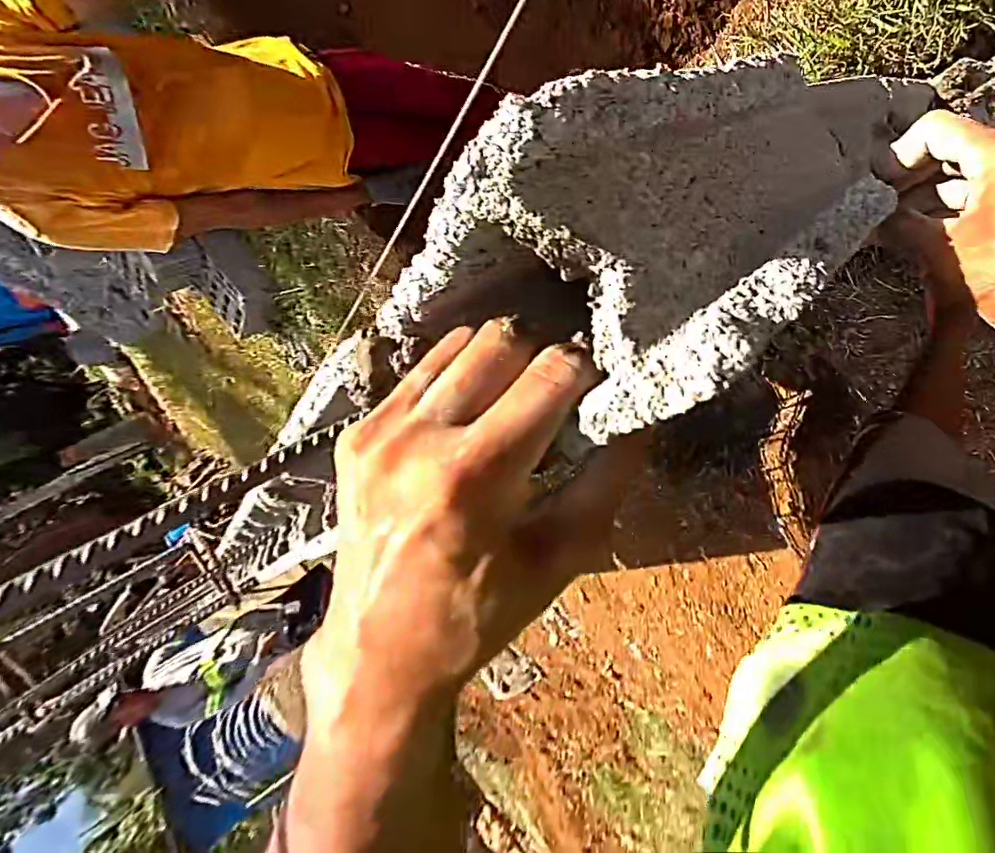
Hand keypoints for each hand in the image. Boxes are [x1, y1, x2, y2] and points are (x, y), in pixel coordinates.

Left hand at [302, 320, 645, 723]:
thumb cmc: (482, 613)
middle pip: (505, 337)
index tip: (597, 385)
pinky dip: (462, 372)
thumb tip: (637, 415)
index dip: (588, 367)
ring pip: (463, 340)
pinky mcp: (358, 432)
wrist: (378, 657)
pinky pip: (424, 367)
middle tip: (559, 393)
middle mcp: (418, 439)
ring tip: (517, 400)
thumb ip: (610, 475)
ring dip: (504, 358)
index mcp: (474, 473)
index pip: (552, 371)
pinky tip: (475, 410)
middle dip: (545, 354)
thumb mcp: (564, 553)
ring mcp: (380, 431)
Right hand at [875, 111, 994, 356]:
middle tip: (881, 205)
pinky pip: (986, 196)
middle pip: (951, 149)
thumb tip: (872, 218)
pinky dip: (954, 211)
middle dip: (910, 177)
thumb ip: (903, 227)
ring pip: (967, 175)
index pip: (934, 129)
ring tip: (898, 226)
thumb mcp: (949, 252)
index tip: (877, 184)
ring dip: (929, 197)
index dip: (898, 155)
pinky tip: (930, 238)